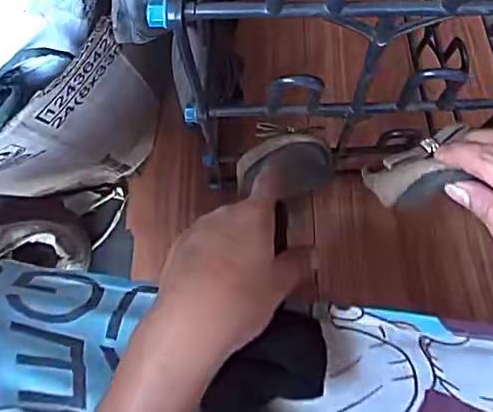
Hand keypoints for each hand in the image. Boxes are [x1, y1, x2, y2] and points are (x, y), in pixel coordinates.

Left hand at [153, 177, 314, 357]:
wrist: (186, 322)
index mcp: (253, 215)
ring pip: (223, 227)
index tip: (278, 169)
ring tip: (239, 275)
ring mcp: (199, 226)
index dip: (275, 176)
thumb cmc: (238, 301)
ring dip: (232, 241)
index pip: (268, 184)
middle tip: (266, 254)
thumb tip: (312, 255)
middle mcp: (225, 213)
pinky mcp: (180, 243)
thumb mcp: (277, 287)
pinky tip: (214, 281)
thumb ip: (296, 265)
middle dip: (256, 227)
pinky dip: (210, 254)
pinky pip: (203, 242)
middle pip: (245, 211)